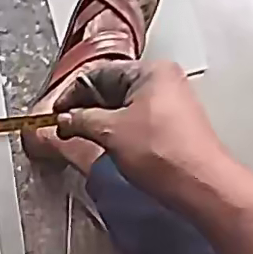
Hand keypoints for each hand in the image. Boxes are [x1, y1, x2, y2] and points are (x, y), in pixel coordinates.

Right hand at [54, 61, 236, 190]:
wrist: (198, 182)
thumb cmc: (159, 151)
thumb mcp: (110, 131)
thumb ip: (80, 120)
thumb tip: (62, 119)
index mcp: (150, 71)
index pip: (97, 74)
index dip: (71, 95)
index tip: (55, 116)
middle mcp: (162, 80)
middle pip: (109, 88)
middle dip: (83, 109)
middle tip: (63, 128)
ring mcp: (168, 102)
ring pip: (120, 106)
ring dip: (96, 121)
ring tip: (77, 138)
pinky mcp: (169, 124)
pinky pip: (132, 120)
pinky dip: (112, 130)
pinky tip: (101, 144)